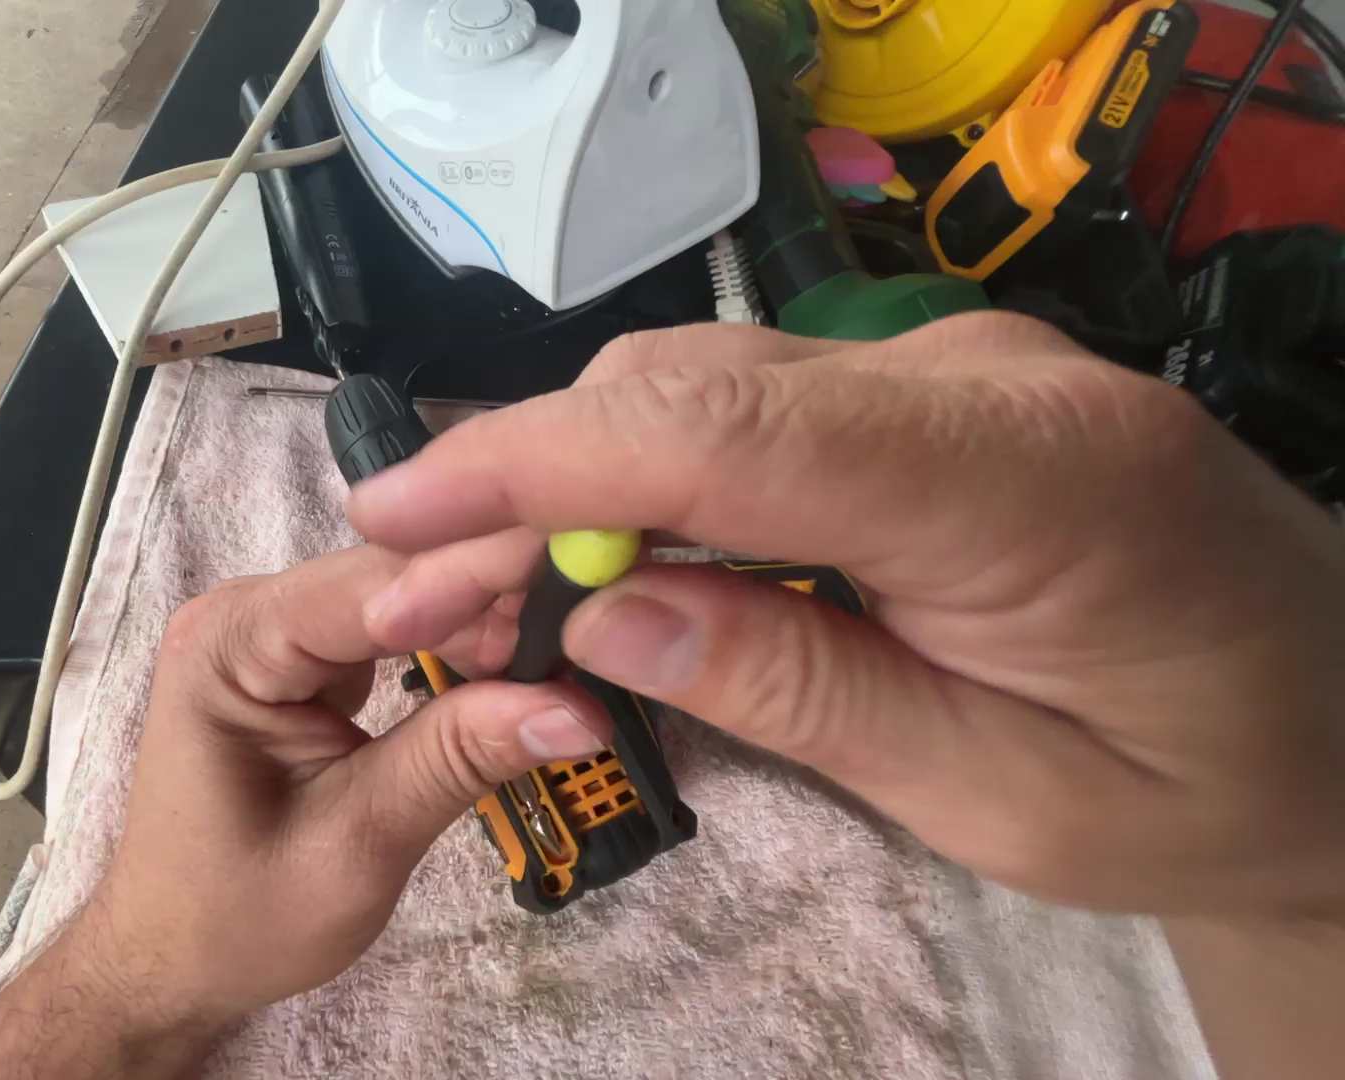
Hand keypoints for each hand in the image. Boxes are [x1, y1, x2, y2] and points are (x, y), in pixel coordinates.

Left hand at [85, 544, 609, 1021]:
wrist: (175, 948)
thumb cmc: (238, 916)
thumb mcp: (355, 846)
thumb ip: (455, 760)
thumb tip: (578, 707)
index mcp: (230, 644)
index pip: (366, 585)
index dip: (470, 579)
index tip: (578, 586)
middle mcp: (247, 611)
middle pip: (386, 576)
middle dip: (488, 596)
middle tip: (592, 624)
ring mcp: (274, 626)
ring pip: (397, 592)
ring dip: (480, 616)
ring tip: (563, 643)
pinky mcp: (302, 650)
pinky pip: (391, 623)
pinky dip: (453, 639)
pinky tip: (509, 657)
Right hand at [347, 313, 1344, 918]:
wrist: (1343, 716)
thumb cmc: (1198, 786)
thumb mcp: (1001, 799)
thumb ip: (800, 689)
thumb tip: (606, 613)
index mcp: (1023, 482)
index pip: (718, 434)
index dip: (534, 463)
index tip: (397, 509)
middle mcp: (960, 383)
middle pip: (669, 399)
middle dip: (513, 492)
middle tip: (415, 587)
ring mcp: (919, 374)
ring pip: (673, 393)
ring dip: (554, 489)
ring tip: (476, 582)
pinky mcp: (885, 397)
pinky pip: (713, 413)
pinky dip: (619, 483)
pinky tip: (577, 550)